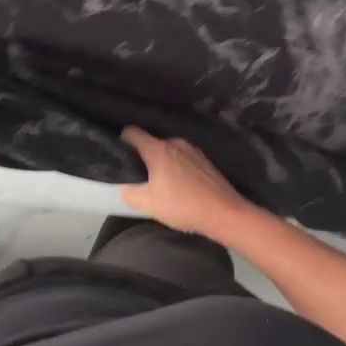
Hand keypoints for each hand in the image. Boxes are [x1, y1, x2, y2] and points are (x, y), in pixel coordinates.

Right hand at [118, 128, 256, 237]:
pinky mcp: (205, 160)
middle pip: (151, 143)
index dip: (122, 141)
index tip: (120, 155)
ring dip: (163, 163)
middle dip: (144, 156)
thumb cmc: (182, 205)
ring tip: (162, 183)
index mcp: (158, 149)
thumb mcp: (149, 203)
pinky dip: (178, 167)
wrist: (224, 213)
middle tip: (140, 176)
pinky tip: (182, 186)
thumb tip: (124, 187)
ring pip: (169, 151)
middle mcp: (175, 143)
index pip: (132, 132)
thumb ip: (130, 193)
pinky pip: (183, 158)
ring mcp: (193, 150)